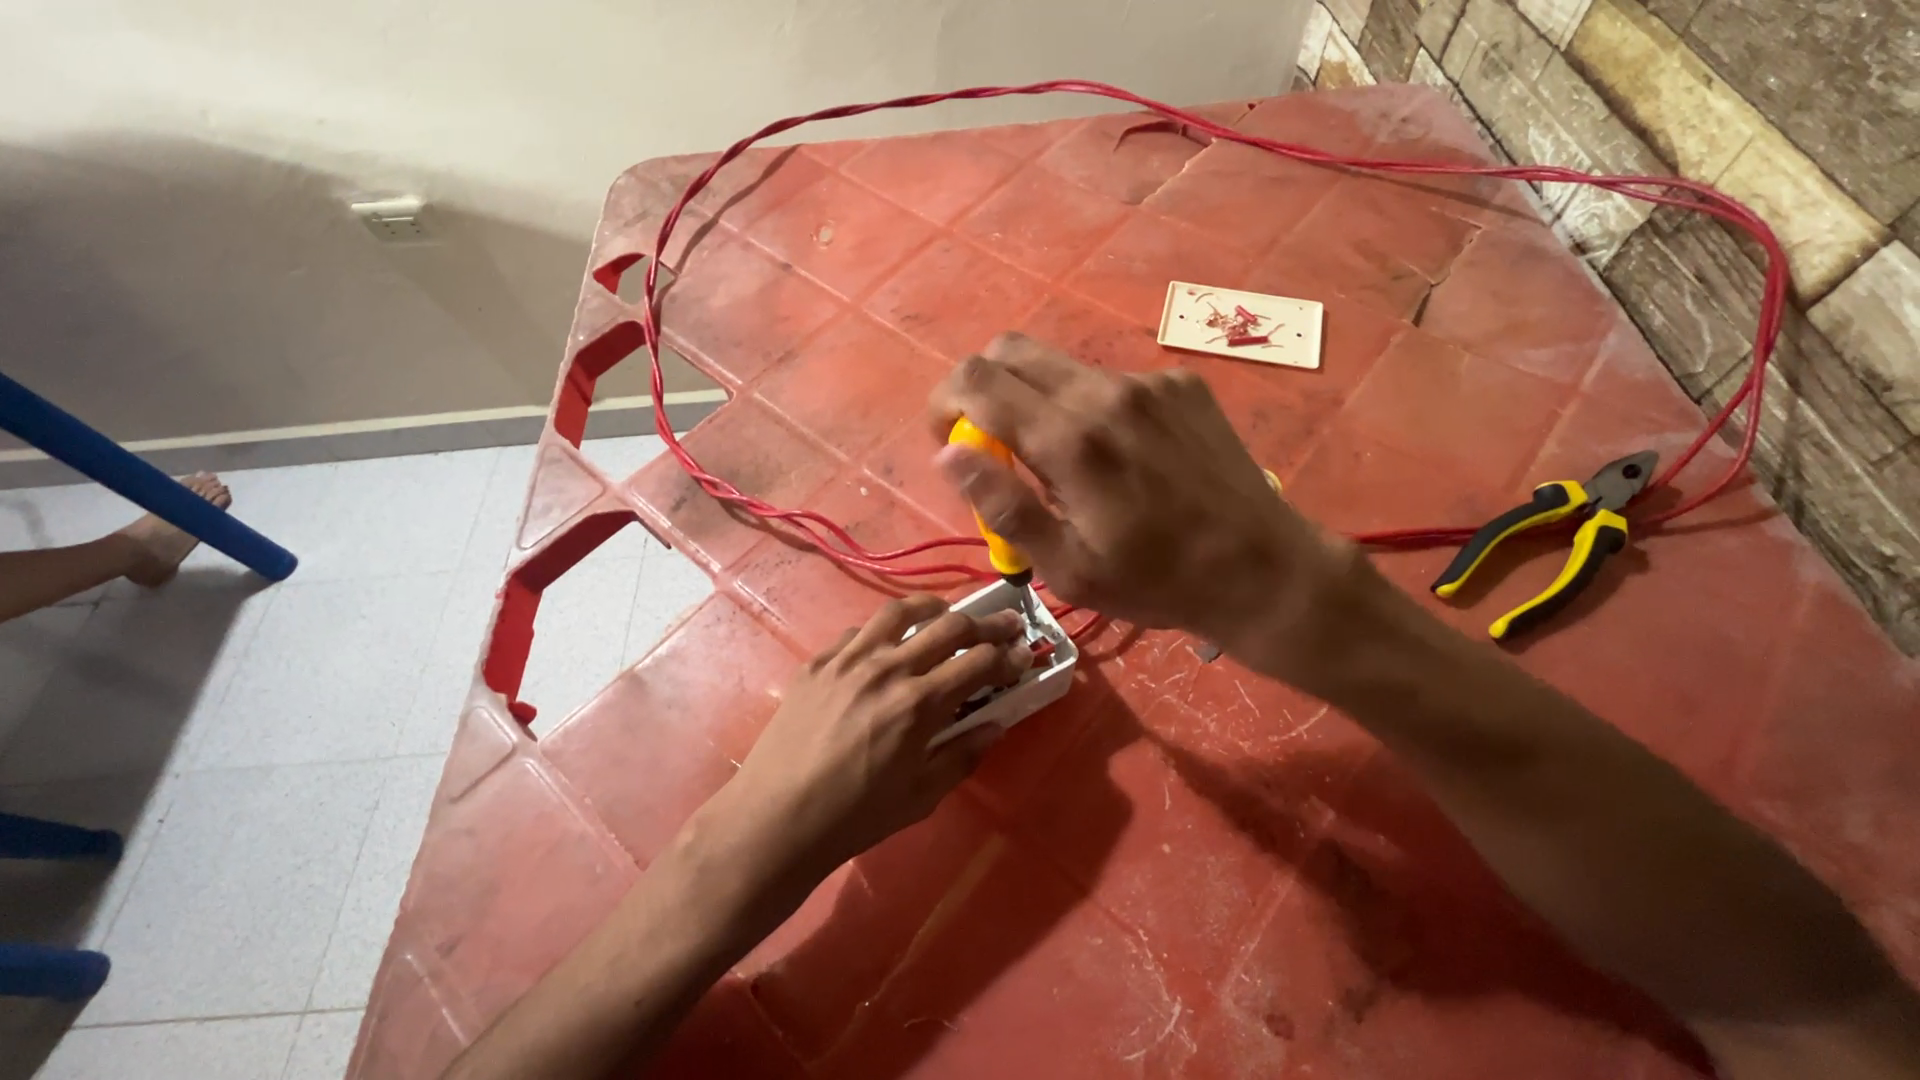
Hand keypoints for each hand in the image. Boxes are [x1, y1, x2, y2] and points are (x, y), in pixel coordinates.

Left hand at [711, 596, 1031, 881]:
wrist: (776, 817)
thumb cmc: (855, 816)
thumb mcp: (921, 796)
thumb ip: (962, 755)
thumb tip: (994, 724)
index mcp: (918, 704)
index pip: (978, 663)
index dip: (1008, 656)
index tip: (1025, 654)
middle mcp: (887, 668)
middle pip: (948, 627)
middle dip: (987, 623)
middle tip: (1006, 623)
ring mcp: (848, 659)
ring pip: (900, 612)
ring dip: (935, 608)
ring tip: (949, 612)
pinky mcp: (818, 662)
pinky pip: (859, 631)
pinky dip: (885, 629)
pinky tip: (889, 641)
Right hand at [927, 333, 1363, 686]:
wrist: (1263, 569)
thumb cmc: (1157, 581)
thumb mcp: (1068, 568)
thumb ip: (1003, 505)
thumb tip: (948, 455)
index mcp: (1070, 439)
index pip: (976, 380)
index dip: (944, 404)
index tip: (950, 441)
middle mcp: (1105, 391)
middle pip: (1010, 351)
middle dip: (982, 388)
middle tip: (993, 443)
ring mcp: (1148, 381)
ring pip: (1061, 366)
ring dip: (1038, 402)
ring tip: (1066, 464)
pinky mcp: (1181, 384)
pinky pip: (1111, 381)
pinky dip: (1091, 408)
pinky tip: (1123, 458)